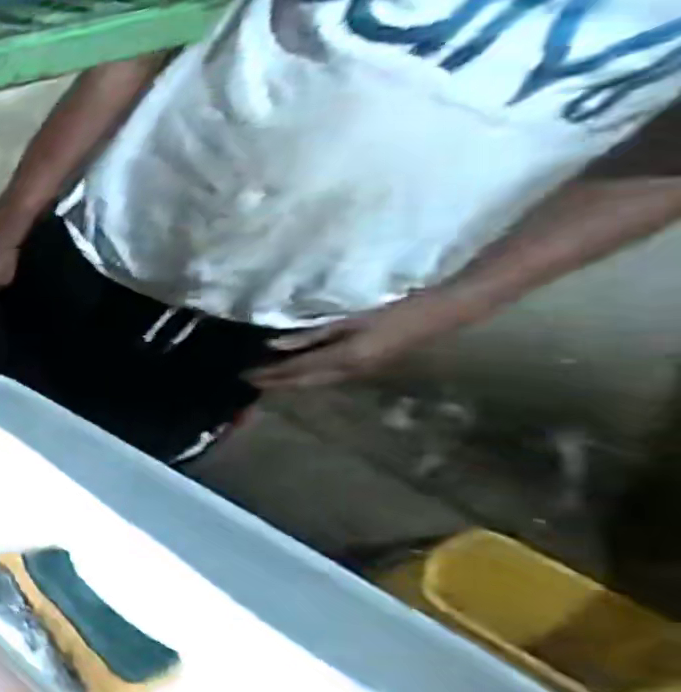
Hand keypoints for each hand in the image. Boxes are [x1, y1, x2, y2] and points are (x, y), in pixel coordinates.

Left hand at [245, 290, 488, 388]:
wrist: (446, 311)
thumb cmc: (396, 308)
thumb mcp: (350, 318)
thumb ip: (313, 334)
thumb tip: (274, 344)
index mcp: (345, 357)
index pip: (296, 370)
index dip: (269, 374)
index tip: (244, 375)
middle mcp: (351, 370)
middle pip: (303, 381)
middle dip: (275, 383)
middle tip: (247, 380)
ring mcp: (362, 371)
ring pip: (315, 382)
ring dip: (289, 382)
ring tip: (265, 379)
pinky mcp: (368, 367)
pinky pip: (328, 377)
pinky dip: (306, 377)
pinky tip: (296, 373)